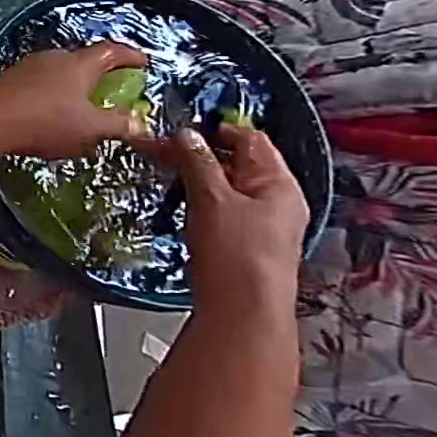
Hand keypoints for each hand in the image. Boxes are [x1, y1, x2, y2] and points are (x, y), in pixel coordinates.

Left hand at [0, 43, 149, 158]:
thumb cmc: (46, 120)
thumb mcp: (90, 127)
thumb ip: (116, 125)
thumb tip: (137, 124)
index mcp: (79, 63)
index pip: (111, 51)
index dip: (130, 55)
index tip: (143, 62)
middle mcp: (52, 58)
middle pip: (80, 61)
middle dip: (96, 75)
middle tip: (107, 90)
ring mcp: (25, 68)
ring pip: (54, 74)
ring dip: (67, 88)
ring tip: (75, 107)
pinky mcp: (4, 82)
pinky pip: (33, 87)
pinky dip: (45, 97)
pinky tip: (44, 116)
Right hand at [155, 125, 307, 317]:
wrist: (241, 307)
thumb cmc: (234, 249)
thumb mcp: (212, 198)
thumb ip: (198, 162)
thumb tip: (185, 133)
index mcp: (278, 183)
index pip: (251, 141)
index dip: (216, 130)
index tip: (178, 129)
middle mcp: (274, 199)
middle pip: (236, 163)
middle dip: (198, 153)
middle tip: (158, 149)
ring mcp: (259, 220)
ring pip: (224, 185)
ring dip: (194, 176)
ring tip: (162, 172)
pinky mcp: (240, 238)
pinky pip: (219, 206)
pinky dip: (197, 197)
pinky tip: (176, 200)